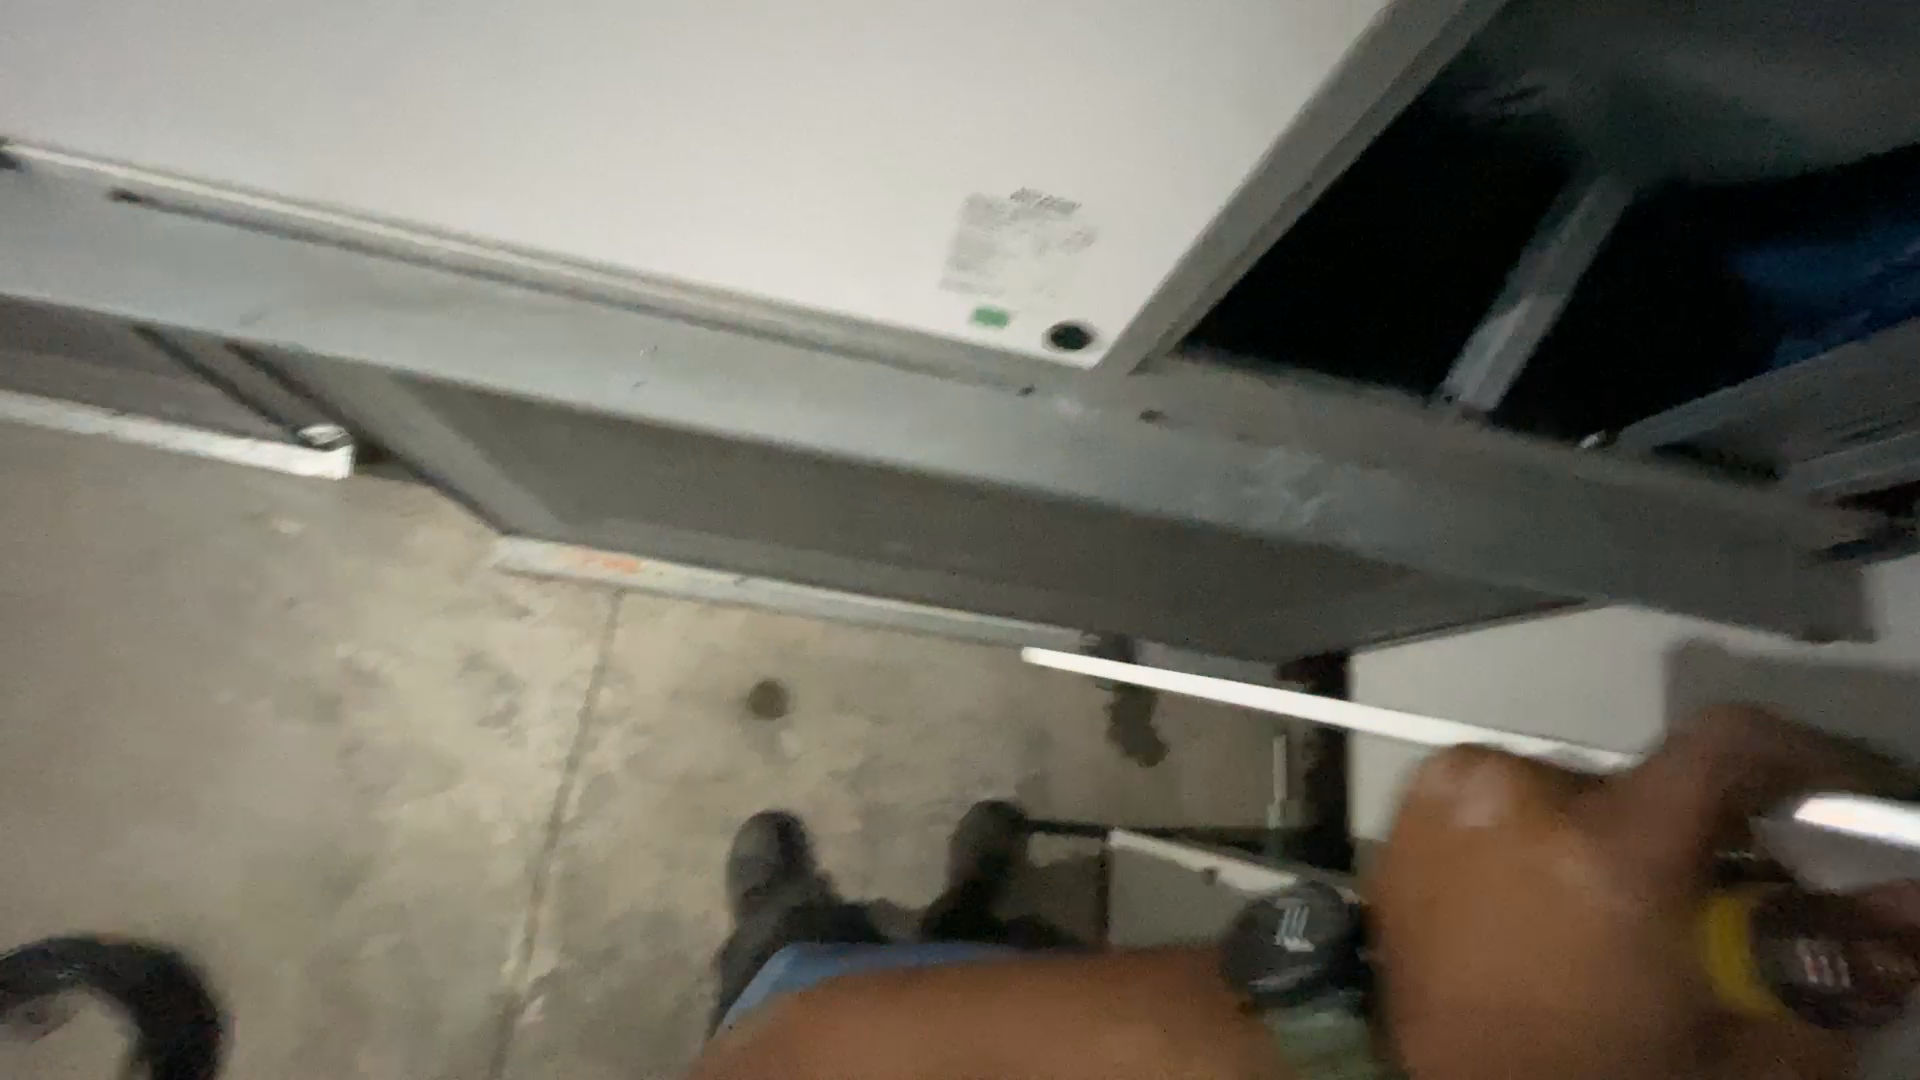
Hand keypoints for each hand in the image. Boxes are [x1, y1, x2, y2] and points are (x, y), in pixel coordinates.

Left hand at [1371, 705, 1913, 1079]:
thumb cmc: (1606, 1067)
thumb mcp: (1749, 1038)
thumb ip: (1833, 954)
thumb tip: (1906, 898)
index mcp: (1603, 844)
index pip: (1720, 744)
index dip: (1798, 755)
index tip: (1825, 793)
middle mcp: (1508, 793)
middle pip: (1630, 781)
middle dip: (1675, 831)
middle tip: (1686, 898)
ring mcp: (1440, 795)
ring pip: (1555, 785)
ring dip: (1591, 830)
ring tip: (1593, 908)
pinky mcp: (1400, 810)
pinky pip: (1487, 795)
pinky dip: (1522, 829)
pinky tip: (1527, 893)